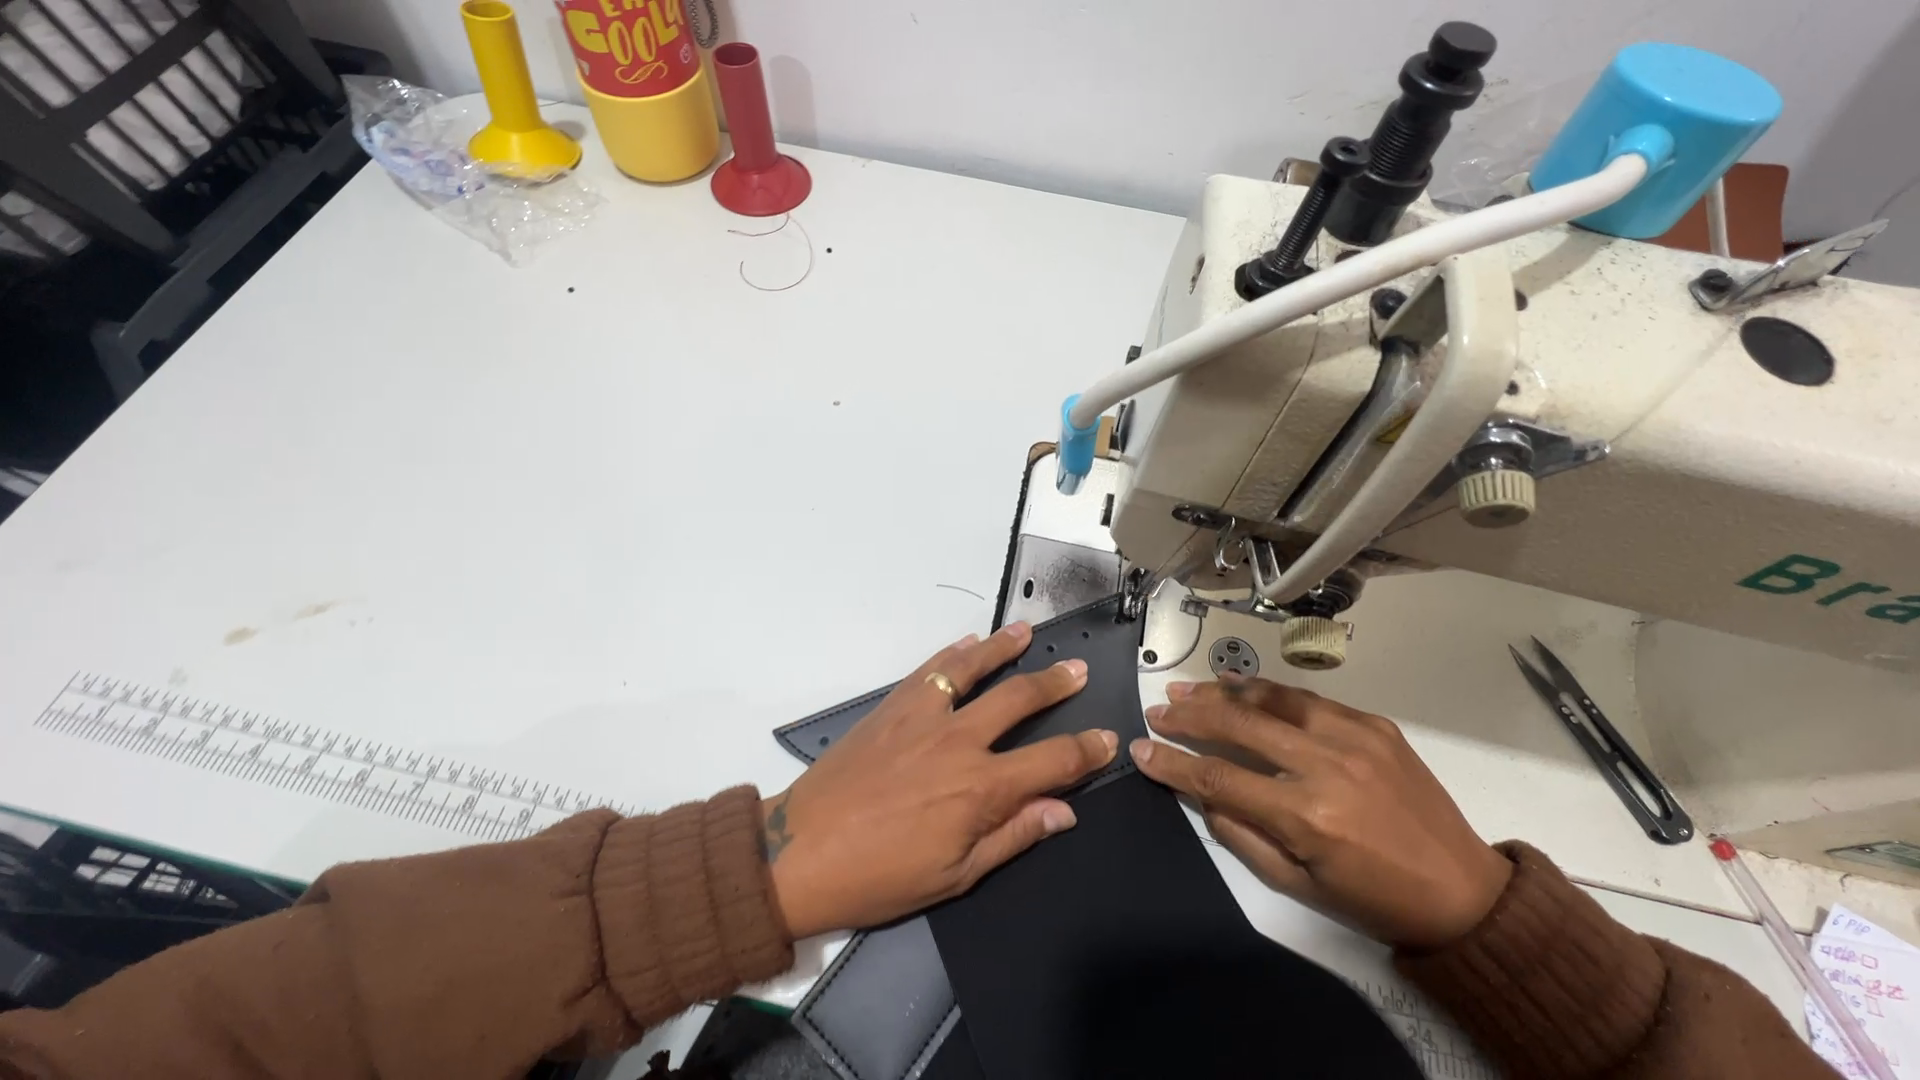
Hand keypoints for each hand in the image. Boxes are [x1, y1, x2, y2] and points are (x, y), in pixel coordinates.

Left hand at [764, 622, 1118, 938]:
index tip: (1107, 740)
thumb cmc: (881, 876)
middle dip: (1054, 684)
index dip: (1086, 750)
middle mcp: (959, 741)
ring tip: (1026, 632)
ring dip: (1002, 649)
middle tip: (1077, 670)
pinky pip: (929, 671)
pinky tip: (967, 643)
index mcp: (981, 788)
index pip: (1053, 761)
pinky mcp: (891, 708)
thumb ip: (1013, 835)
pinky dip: (952, 654)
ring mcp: (922, 717)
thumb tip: (1064, 809)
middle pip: (1019, 700)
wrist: (801, 852)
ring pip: (972, 670)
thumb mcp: (955, 874)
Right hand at [1130, 676, 1511, 949]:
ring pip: (1272, 700)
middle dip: (1189, 716)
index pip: (1219, 778)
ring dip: (1224, 692)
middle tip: (1158, 709)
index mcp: (1306, 816)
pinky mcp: (1375, 725)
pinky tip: (1243, 685)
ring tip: (1188, 688)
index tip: (1141, 748)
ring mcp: (1354, 737)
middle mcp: (1326, 765)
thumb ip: (1241, 836)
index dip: (1173, 763)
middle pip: (1239, 726)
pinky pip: (1308, 700)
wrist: (1463, 890)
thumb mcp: (1297, 885)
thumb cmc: (1373, 899)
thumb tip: (1201, 795)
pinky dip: (1269, 690)